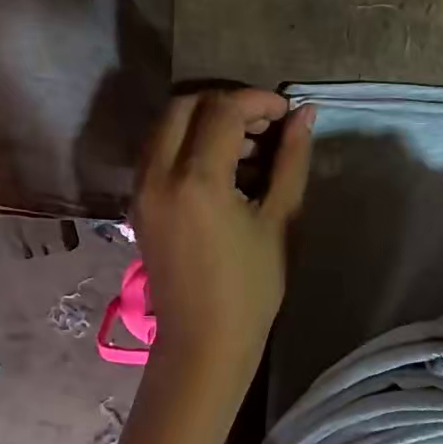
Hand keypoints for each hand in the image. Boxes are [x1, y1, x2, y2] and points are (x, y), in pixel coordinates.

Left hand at [132, 89, 315, 378]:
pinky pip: (157, 151)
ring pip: (165, 125)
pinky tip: (220, 167)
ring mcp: (140, 189)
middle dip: (226, 103)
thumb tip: (305, 114)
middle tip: (263, 125)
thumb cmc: (251, 288)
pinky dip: (186, 142)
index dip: (258, 101)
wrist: (204, 342)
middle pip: (184, 105)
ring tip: (247, 147)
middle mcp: (158, 175)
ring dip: (203, 120)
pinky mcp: (137, 204)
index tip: (286, 113)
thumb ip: (291, 160)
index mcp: (196, 181)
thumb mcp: (280, 220)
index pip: (222, 110)